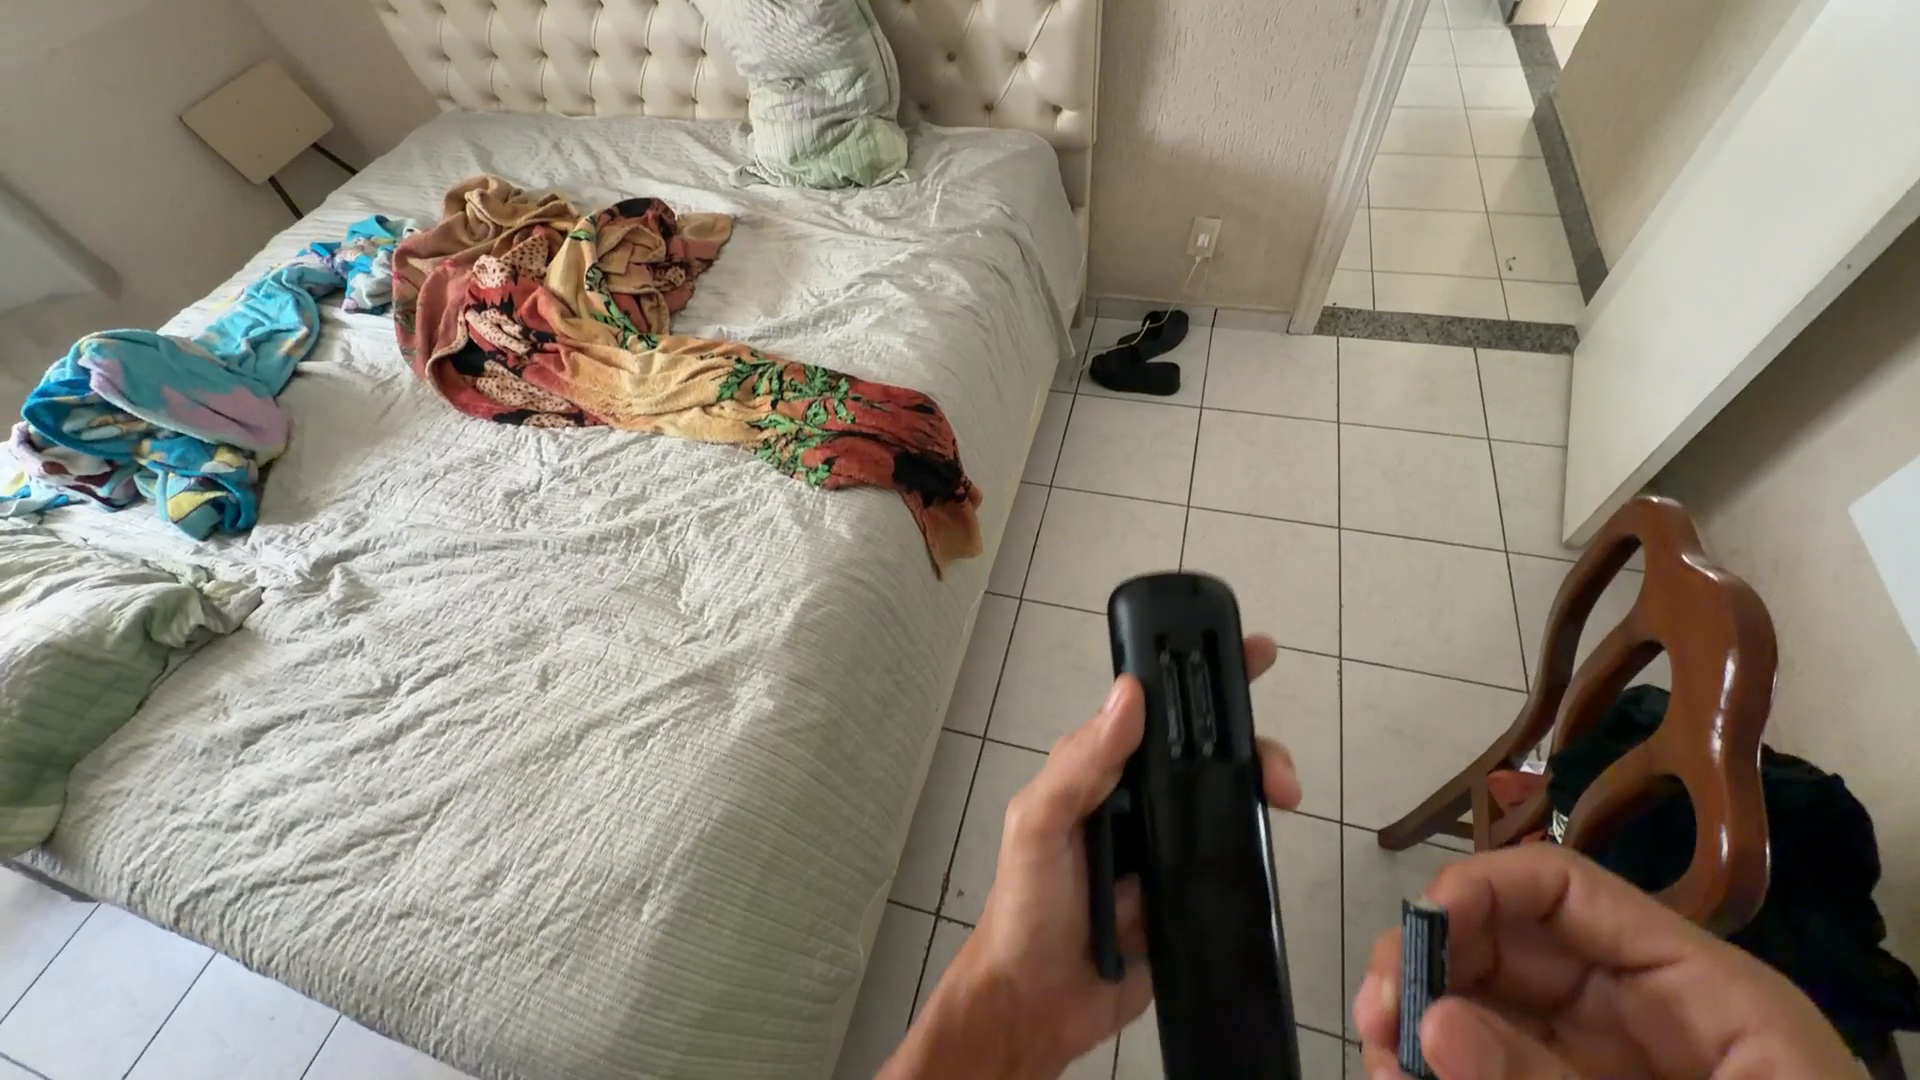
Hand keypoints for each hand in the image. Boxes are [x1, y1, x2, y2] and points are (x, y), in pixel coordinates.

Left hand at [879, 634, 1301, 1079]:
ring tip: (1284, 795)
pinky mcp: (1189, 887)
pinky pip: (1231, 851)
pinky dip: (1258, 836)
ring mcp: (1166, 842)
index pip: (1151, 711)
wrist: (1041, 1003)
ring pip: (1225, 794)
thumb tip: (1128, 693)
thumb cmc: (1027, 907)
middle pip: (1201, 749)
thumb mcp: (1039, 825)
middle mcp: (1136, 798)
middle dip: (1246, 737)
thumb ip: (1079, 763)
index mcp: (1098, 771)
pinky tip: (1276, 834)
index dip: (1195, 679)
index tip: (1245, 653)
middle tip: (1277, 763)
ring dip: (1260, 782)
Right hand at [1352, 844, 1855, 1078]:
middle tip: (1375, 1016)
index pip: (1562, 888)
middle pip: (1499, 940)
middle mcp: (1628, 1006)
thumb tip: (1430, 1022)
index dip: (1478, 888)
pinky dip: (1433, 1063)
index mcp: (1690, 987)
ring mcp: (1593, 1057)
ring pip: (1474, 1000)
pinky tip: (1403, 1079)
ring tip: (1382, 1063)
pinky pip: (1481, 1058)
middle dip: (1425, 964)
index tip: (1415, 932)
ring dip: (1415, 1019)